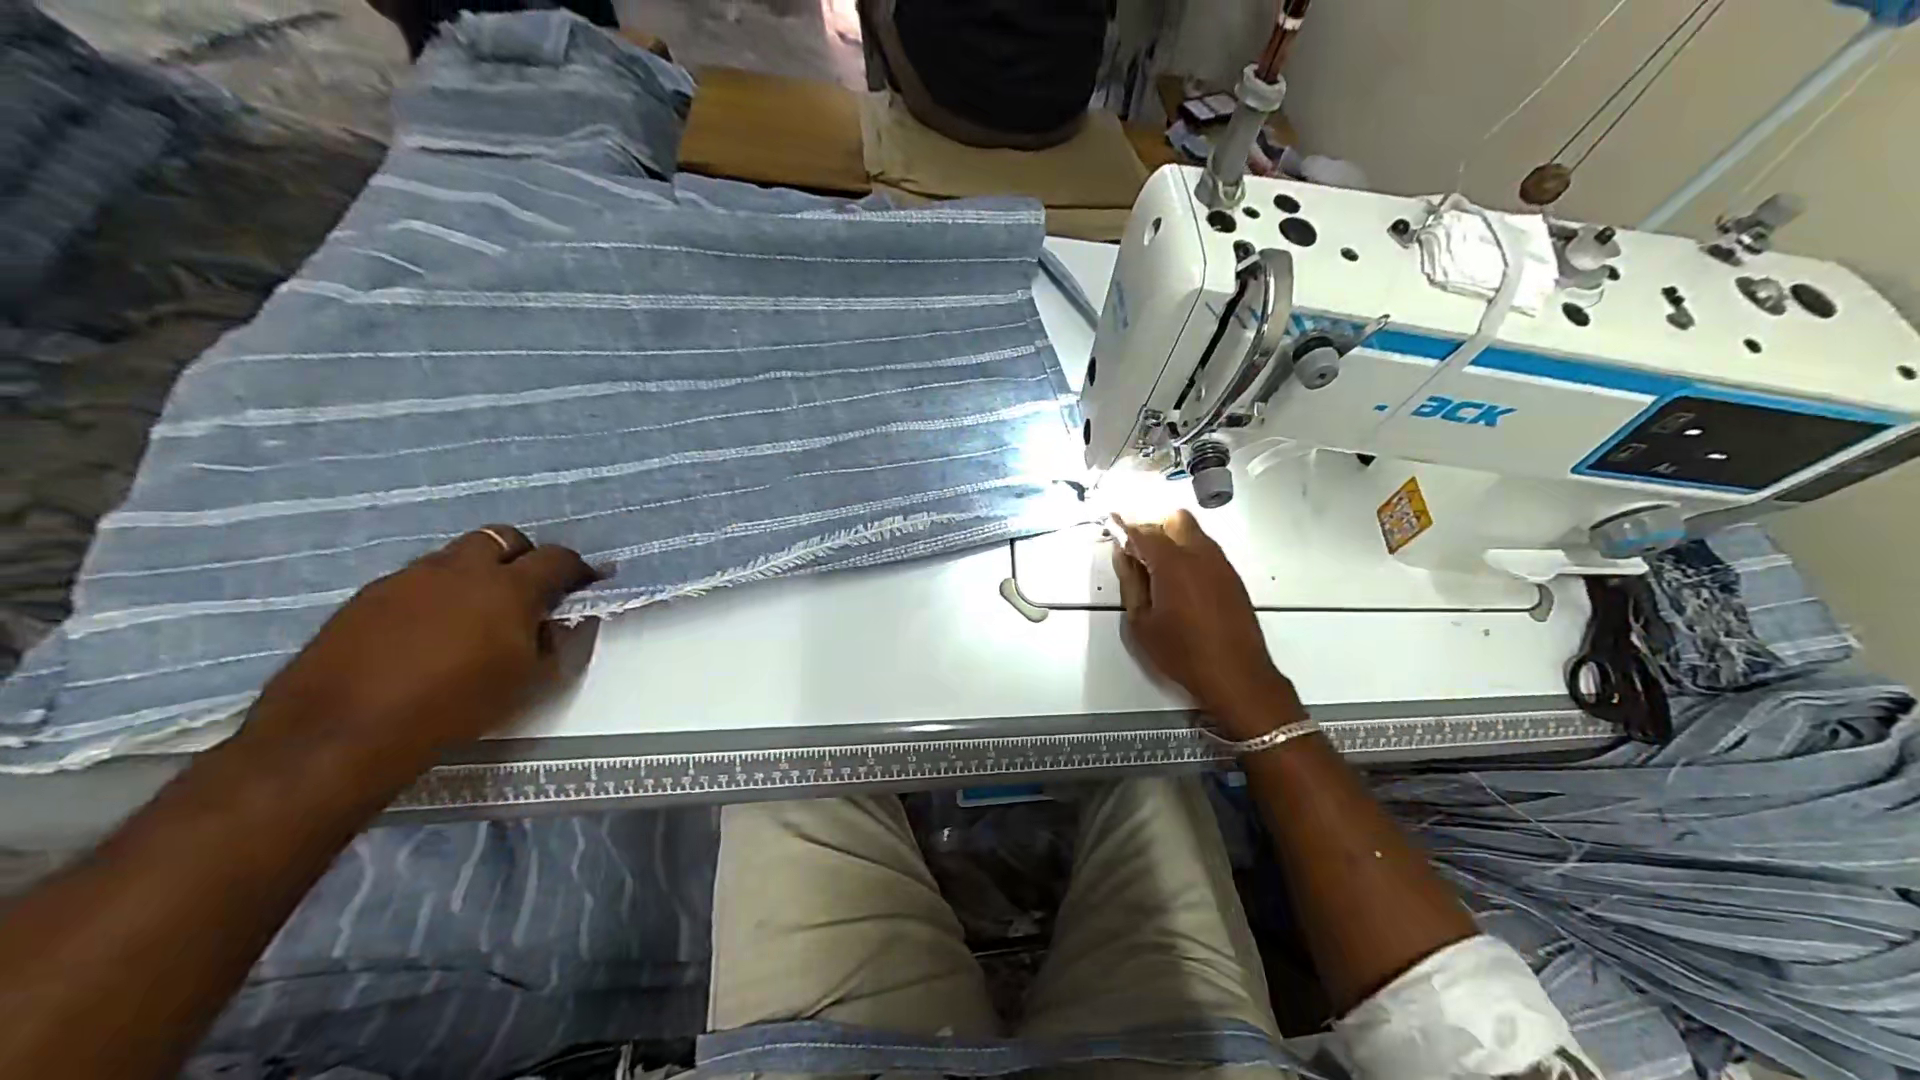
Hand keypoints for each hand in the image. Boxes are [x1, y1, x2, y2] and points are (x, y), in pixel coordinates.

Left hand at [242, 525, 599, 770]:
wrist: (341, 732)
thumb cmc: (452, 707)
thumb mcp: (524, 680)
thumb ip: (549, 642)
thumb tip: (551, 624)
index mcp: (508, 588)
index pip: (556, 559)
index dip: (577, 569)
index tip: (584, 584)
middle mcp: (459, 569)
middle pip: (503, 538)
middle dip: (522, 557)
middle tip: (526, 592)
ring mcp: (408, 578)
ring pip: (455, 557)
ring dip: (475, 575)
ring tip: (472, 616)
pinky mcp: (366, 596)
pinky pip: (415, 582)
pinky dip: (434, 596)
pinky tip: (425, 634)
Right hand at [1111, 511, 1303, 738]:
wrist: (1236, 675)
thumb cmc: (1183, 653)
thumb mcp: (1142, 622)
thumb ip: (1130, 582)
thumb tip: (1124, 557)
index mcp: (1173, 563)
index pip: (1143, 531)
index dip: (1124, 527)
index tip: (1113, 525)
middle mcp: (1200, 555)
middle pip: (1175, 519)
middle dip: (1153, 528)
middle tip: (1137, 551)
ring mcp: (1221, 564)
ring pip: (1194, 533)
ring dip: (1173, 540)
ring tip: (1157, 569)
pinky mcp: (1232, 578)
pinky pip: (1207, 551)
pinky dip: (1189, 554)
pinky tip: (1179, 582)